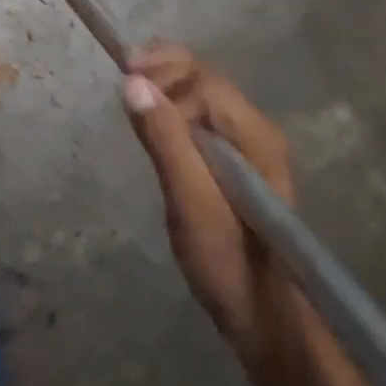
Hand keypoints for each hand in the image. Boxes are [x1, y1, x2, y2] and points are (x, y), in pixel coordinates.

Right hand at [123, 43, 293, 355]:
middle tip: (124, 70)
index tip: (123, 76)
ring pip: (203, 96)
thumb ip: (165, 139)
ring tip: (132, 88)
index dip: (165, 73)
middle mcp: (255, 130)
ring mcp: (247, 147)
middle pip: (206, 80)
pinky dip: (173, 108)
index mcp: (254, 134)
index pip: (205, 81)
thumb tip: (134, 83)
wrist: (262, 315)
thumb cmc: (226, 259)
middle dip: (165, 70)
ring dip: (167, 85)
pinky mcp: (234, 165)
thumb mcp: (190, 200)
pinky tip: (153, 118)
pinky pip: (202, 119)